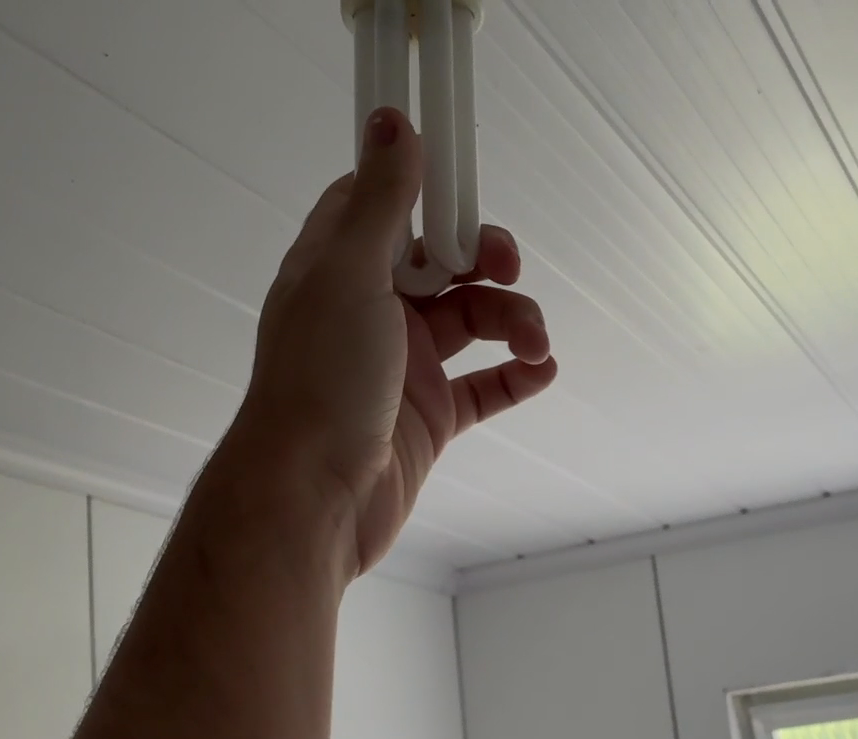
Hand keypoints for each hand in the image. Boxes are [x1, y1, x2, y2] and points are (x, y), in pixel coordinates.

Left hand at [227, 106, 556, 578]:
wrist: (316, 498)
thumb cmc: (320, 383)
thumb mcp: (349, 276)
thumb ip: (379, 203)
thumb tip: (393, 122)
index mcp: (341, 270)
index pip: (386, 211)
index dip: (428, 196)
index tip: (466, 194)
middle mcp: (373, 314)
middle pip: (445, 268)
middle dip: (486, 265)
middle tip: (511, 270)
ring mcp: (405, 368)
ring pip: (473, 327)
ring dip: (514, 325)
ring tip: (537, 344)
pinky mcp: (430, 418)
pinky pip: (483, 388)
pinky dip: (515, 378)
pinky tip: (542, 371)